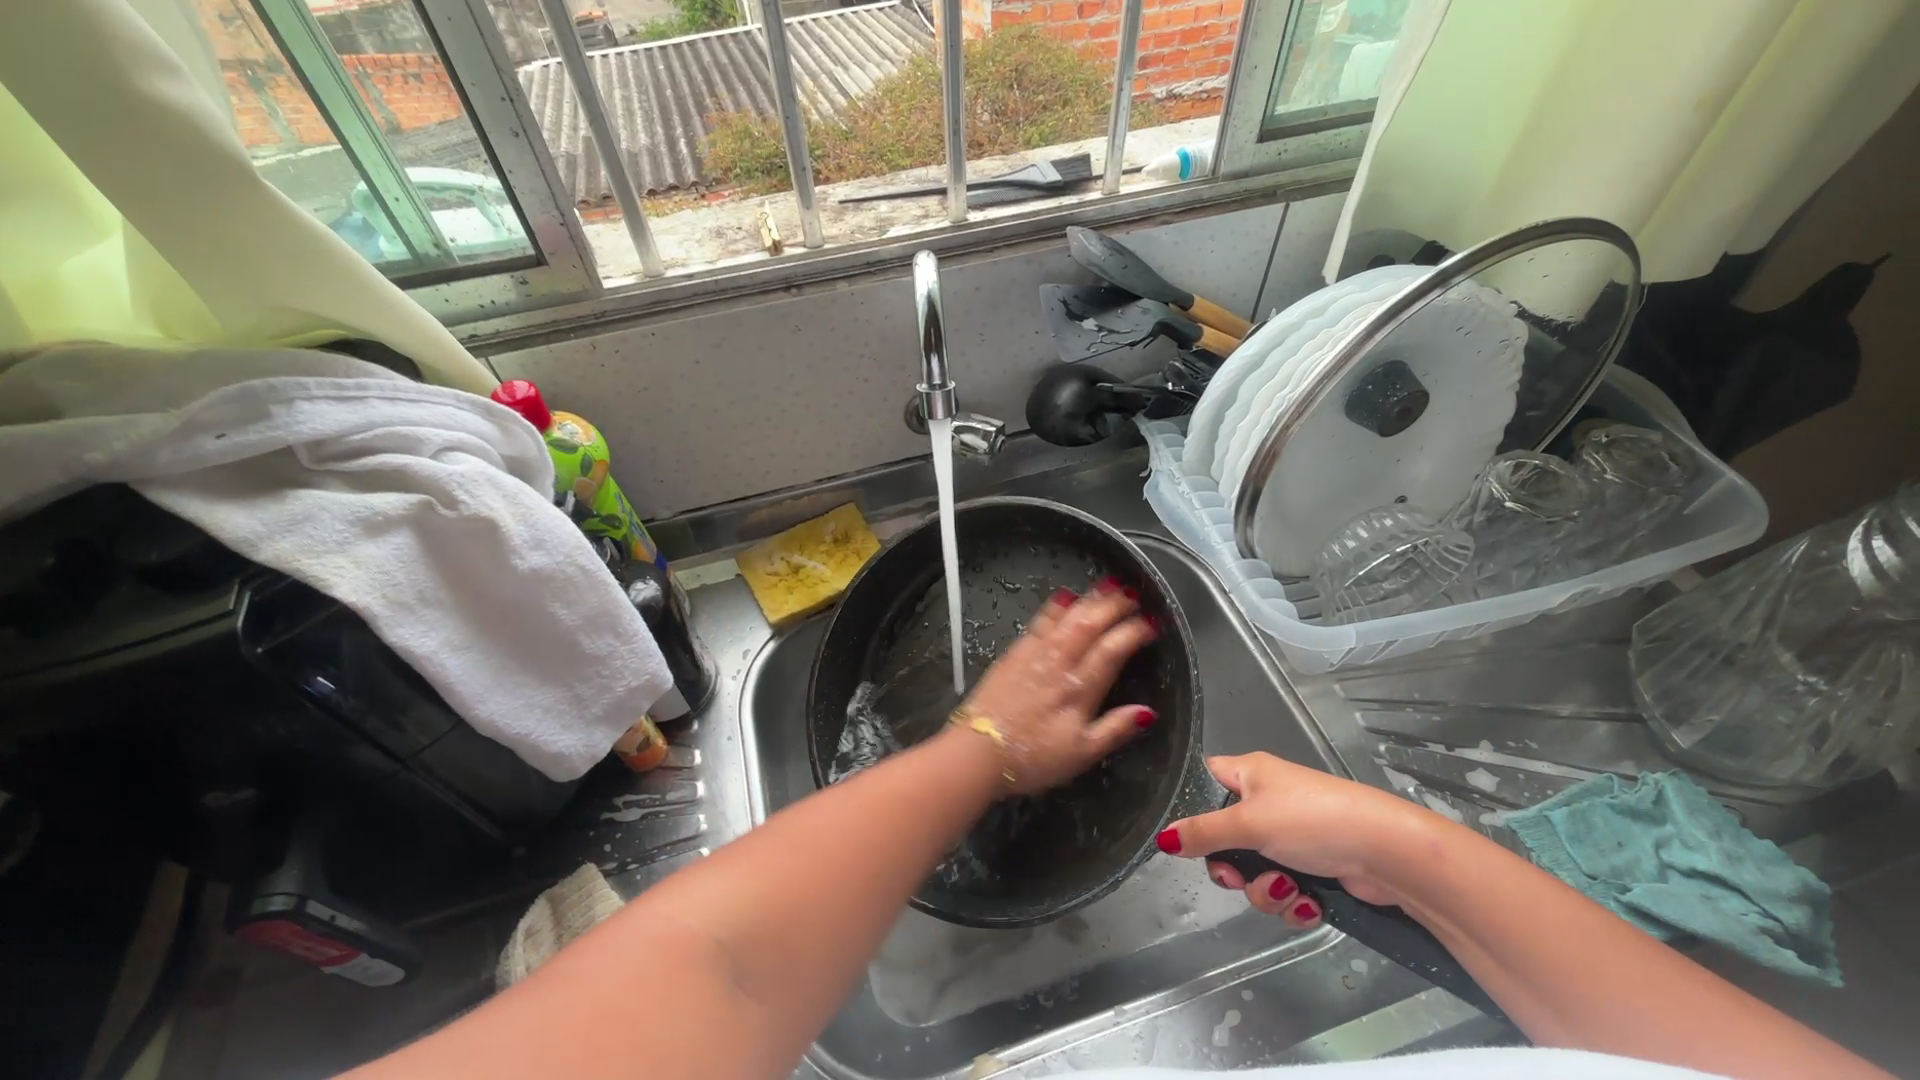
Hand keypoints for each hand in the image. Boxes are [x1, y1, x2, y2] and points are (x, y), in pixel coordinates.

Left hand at [956, 577, 1158, 795]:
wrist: (978, 753)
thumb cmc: (1031, 759)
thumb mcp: (1080, 755)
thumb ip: (1114, 730)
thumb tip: (1146, 711)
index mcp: (1079, 690)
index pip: (1112, 651)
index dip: (1134, 632)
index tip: (1152, 623)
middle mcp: (1058, 665)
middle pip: (1090, 625)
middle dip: (1115, 606)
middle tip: (1134, 593)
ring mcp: (1034, 655)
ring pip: (1066, 618)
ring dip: (1089, 600)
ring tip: (1108, 586)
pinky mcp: (1013, 654)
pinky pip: (1039, 622)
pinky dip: (1055, 607)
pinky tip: (1064, 597)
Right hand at [1157, 753, 1442, 924]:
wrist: (1386, 852)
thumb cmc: (1311, 820)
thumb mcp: (1248, 823)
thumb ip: (1202, 833)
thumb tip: (1162, 838)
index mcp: (1251, 774)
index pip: (1207, 779)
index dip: (1194, 806)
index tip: (1191, 837)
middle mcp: (1269, 802)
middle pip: (1226, 838)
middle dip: (1232, 867)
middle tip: (1236, 877)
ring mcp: (1293, 836)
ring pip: (1254, 871)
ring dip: (1266, 890)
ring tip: (1288, 890)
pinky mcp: (1315, 868)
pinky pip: (1284, 889)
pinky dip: (1292, 902)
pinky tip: (1308, 905)